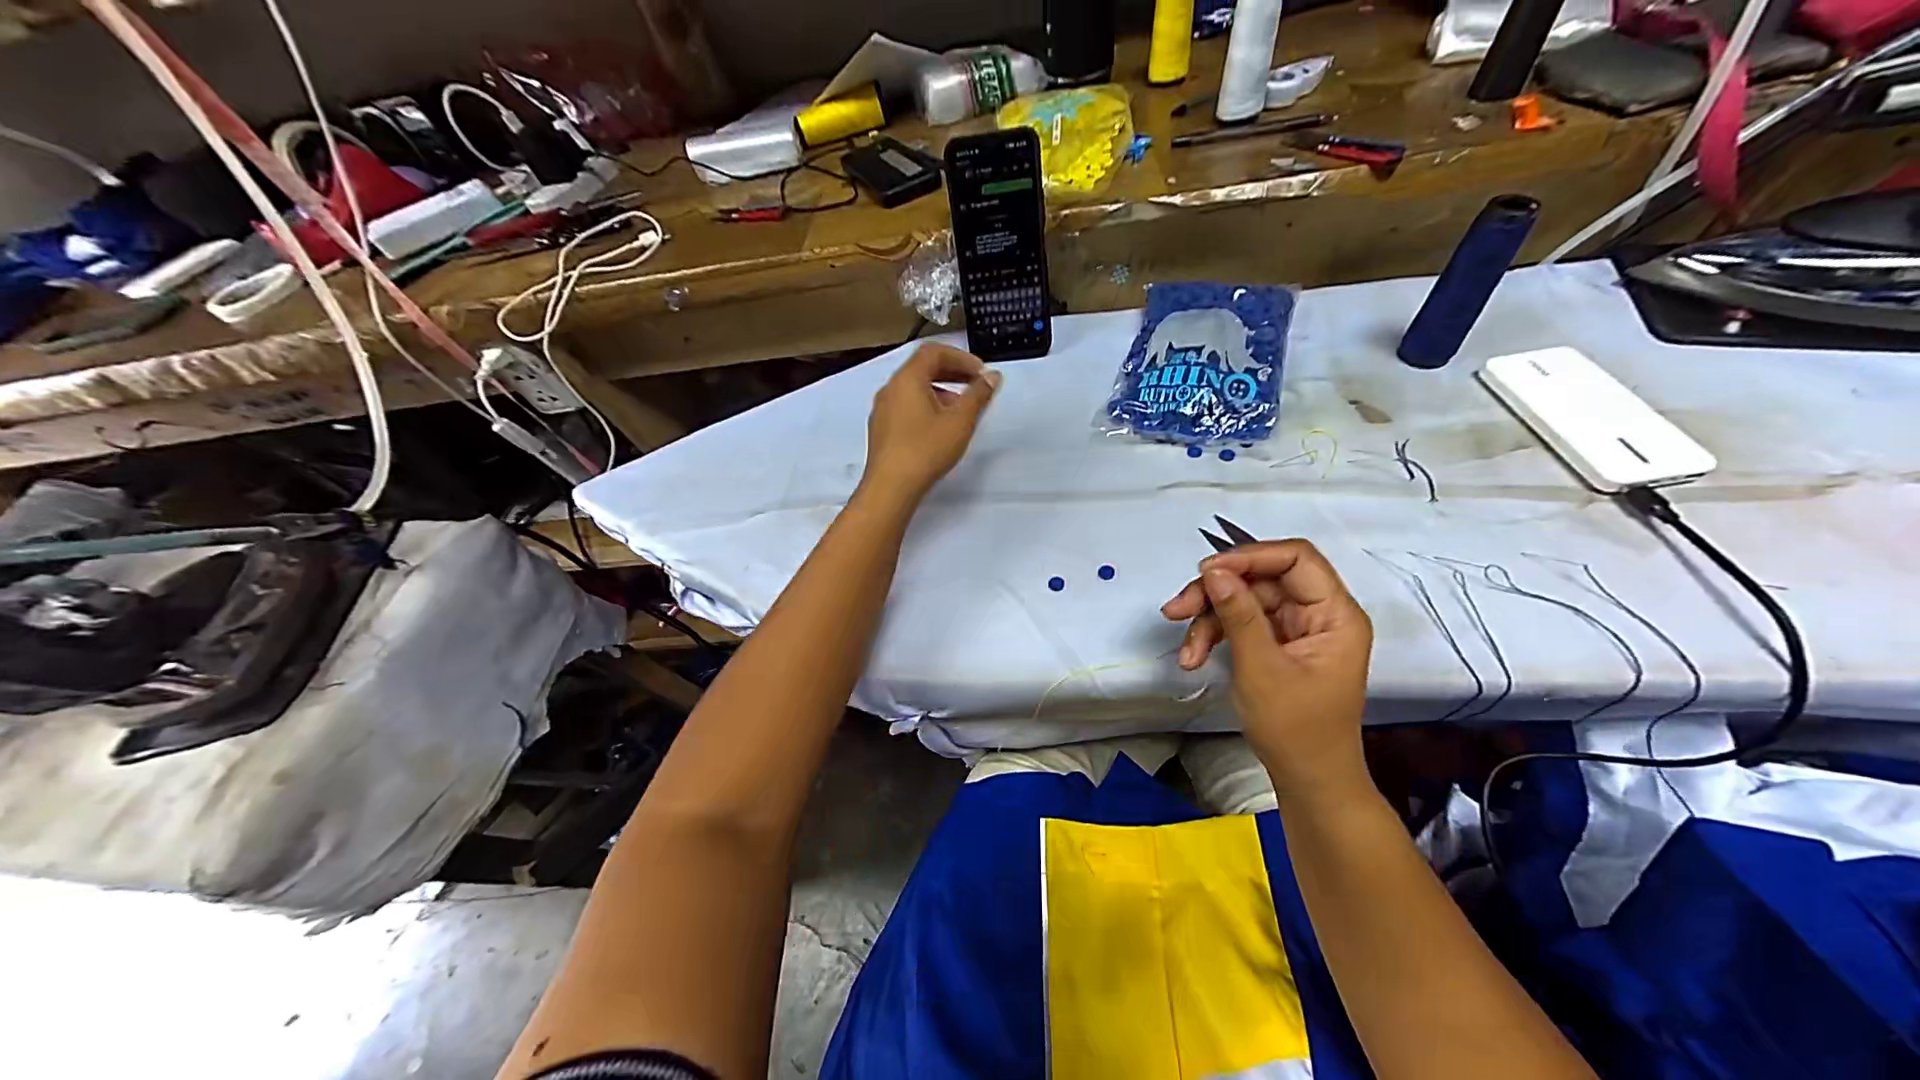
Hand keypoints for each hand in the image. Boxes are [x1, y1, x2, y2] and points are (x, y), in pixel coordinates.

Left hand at [859, 343, 1001, 504]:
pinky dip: (926, 405)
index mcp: (907, 379)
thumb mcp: (960, 421)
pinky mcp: (882, 429)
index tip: (980, 372)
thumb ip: (978, 395)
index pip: (934, 352)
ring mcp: (883, 410)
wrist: (890, 487)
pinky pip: (905, 406)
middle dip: (952, 372)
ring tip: (961, 407)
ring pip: (913, 388)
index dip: (961, 357)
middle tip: (975, 384)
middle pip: (922, 368)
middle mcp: (891, 389)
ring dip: (940, 390)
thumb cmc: (924, 451)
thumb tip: (991, 377)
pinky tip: (940, 426)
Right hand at [1161, 540, 1374, 801]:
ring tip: (1186, 651)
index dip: (1249, 557)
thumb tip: (1214, 572)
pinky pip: (1241, 623)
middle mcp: (1318, 614)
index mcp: (1335, 614)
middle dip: (1217, 594)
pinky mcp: (1277, 645)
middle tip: (1177, 610)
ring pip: (1244, 601)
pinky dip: (1215, 636)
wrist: (1308, 780)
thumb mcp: (1262, 668)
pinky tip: (1194, 657)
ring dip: (1208, 619)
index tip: (1207, 572)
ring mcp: (1296, 629)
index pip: (1296, 559)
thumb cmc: (1296, 730)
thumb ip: (1239, 614)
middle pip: (1261, 579)